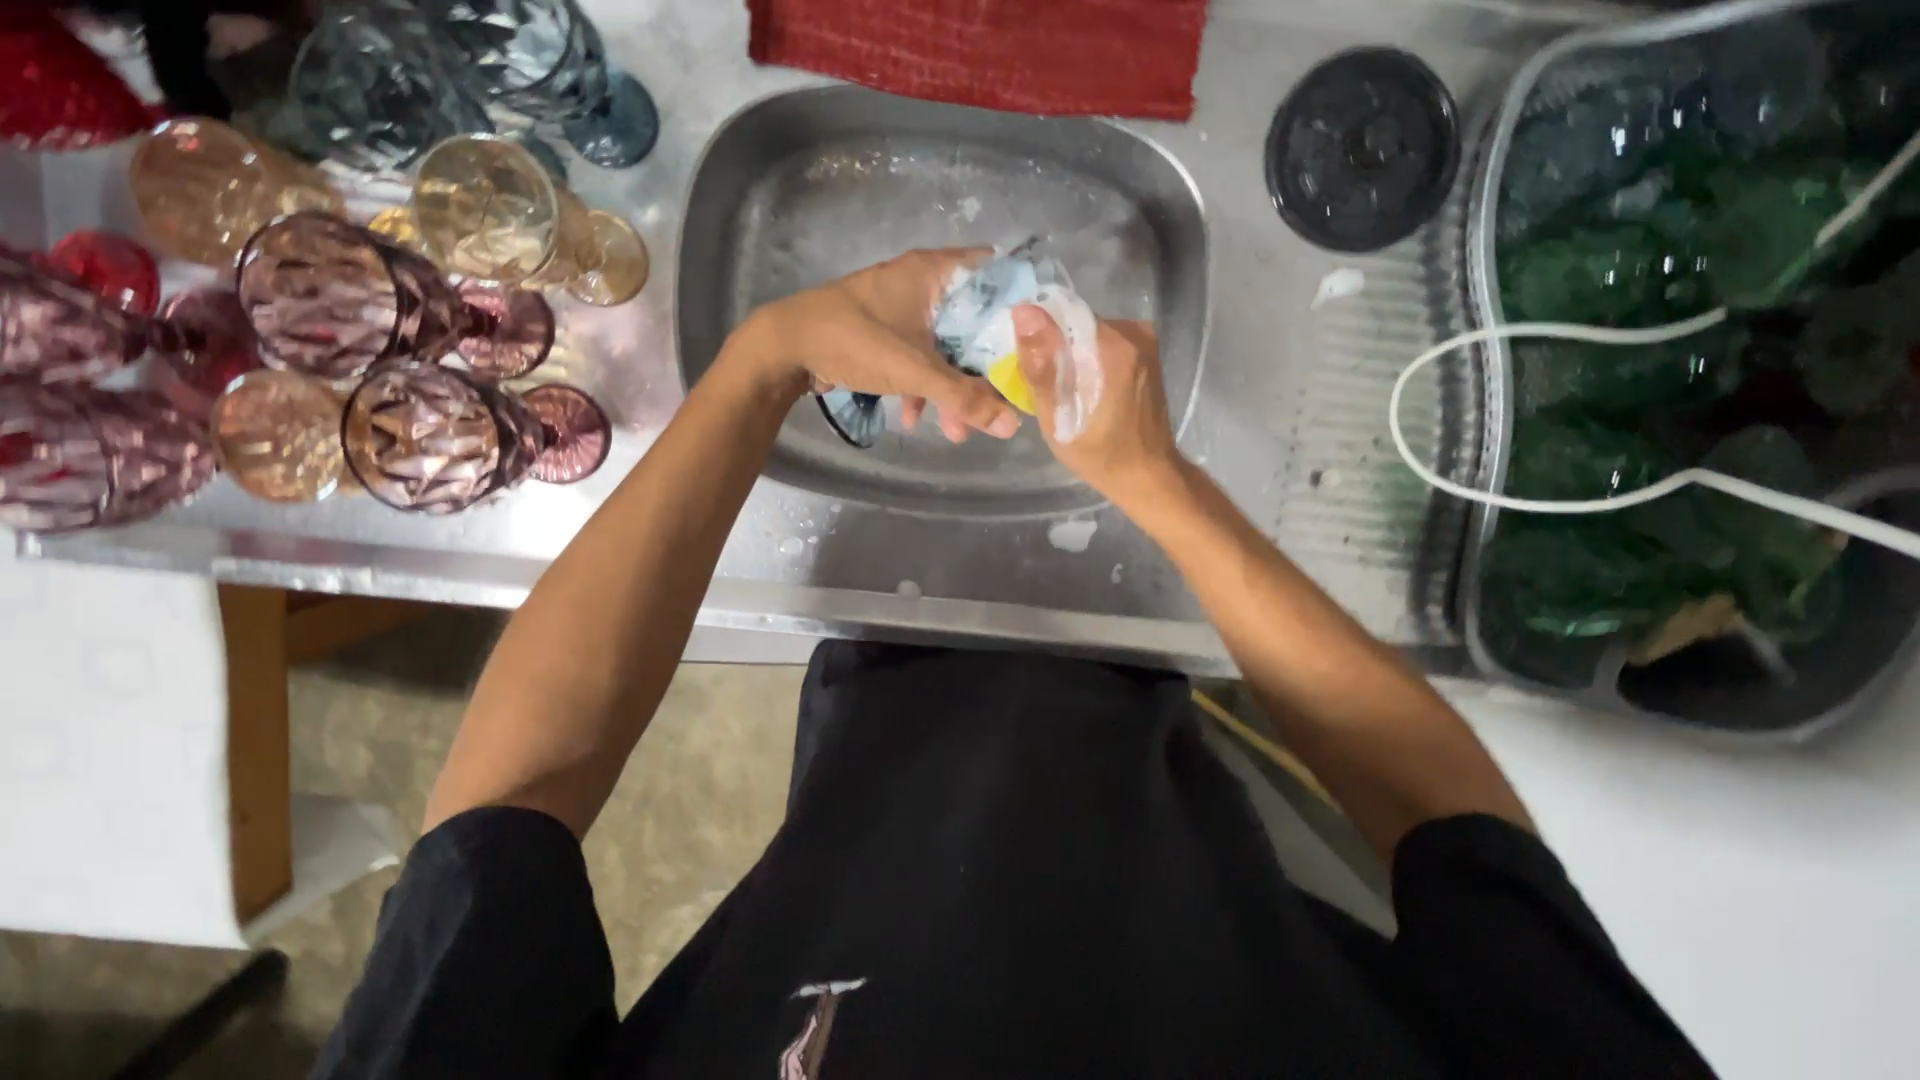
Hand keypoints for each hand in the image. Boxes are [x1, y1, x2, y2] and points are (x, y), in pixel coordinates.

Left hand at [728, 248, 1020, 441]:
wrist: (785, 348)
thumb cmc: (855, 340)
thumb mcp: (915, 371)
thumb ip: (964, 398)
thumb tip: (1011, 426)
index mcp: (934, 272)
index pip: (996, 275)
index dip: (1020, 307)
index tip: (1037, 344)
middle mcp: (921, 282)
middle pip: (971, 323)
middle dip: (983, 369)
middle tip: (999, 404)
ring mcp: (900, 307)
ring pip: (942, 346)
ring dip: (950, 387)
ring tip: (957, 431)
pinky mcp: (882, 331)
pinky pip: (916, 355)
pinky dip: (921, 385)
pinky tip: (917, 419)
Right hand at [1013, 305, 1182, 505]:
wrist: (1149, 475)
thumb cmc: (1101, 454)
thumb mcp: (1059, 417)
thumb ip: (1042, 364)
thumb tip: (1024, 311)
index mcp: (1115, 343)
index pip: (1062, 314)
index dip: (1039, 337)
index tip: (1029, 366)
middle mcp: (1134, 331)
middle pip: (1076, 324)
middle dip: (1054, 348)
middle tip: (1043, 386)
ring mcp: (1145, 341)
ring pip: (1088, 334)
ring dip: (1070, 356)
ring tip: (1061, 391)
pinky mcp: (1147, 352)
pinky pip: (1104, 344)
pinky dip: (1088, 361)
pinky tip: (1082, 389)